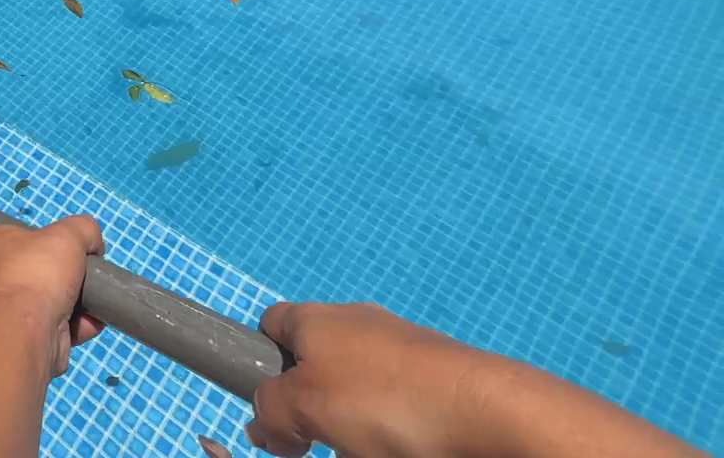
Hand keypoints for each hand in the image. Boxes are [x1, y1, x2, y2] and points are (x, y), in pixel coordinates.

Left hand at [0, 215, 106, 378]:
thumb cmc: (36, 269)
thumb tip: (91, 242)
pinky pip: (51, 328)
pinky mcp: (22, 338)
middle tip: (66, 272)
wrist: (31, 326)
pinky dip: (73, 327)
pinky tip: (88, 323)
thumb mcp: (67, 236)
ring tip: (87, 300)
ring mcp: (0, 311)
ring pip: (36, 302)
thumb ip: (82, 230)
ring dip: (67, 303)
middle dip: (41, 274)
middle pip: (8, 272)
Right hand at [247, 302, 519, 457]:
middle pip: (320, 361)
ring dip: (360, 421)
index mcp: (315, 317)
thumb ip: (269, 412)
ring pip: (366, 387)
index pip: (271, 324)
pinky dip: (406, 428)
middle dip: (317, 404)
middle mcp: (356, 322)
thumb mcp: (303, 408)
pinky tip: (415, 449)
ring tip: (372, 453)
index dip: (265, 361)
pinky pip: (410, 401)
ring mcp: (407, 348)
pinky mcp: (450, 376)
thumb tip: (263, 429)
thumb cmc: (381, 401)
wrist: (498, 416)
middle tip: (323, 440)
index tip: (276, 403)